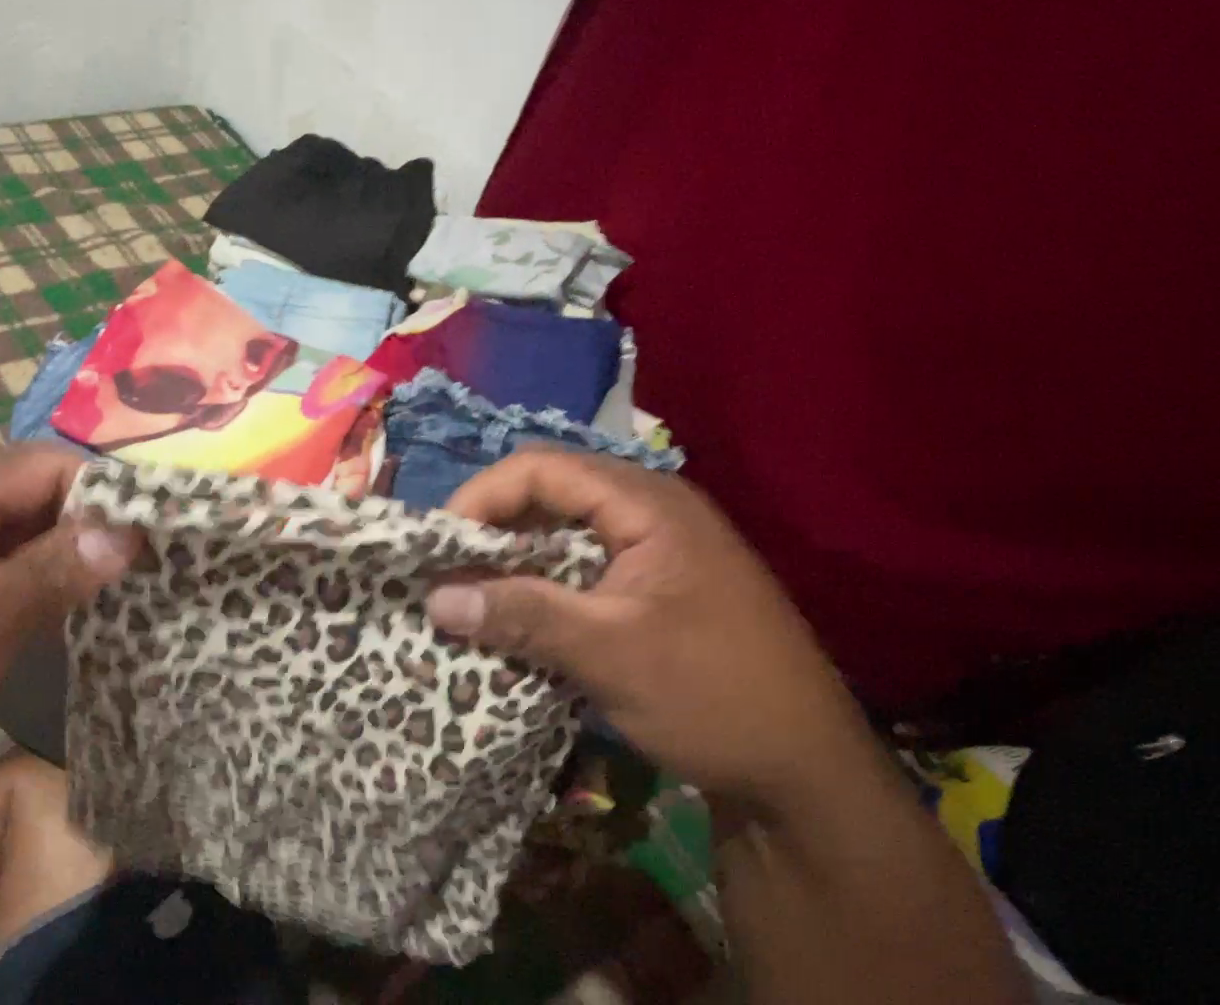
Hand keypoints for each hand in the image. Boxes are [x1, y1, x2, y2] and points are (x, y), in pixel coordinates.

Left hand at [0, 448, 136, 819]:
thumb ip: (53, 570)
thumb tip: (131, 530)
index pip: (41, 465)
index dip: (106, 487)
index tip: (166, 521)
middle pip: (37, 495)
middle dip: (98, 520)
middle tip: (164, 553)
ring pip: (28, 535)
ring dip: (78, 552)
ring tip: (144, 575)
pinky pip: (10, 570)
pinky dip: (50, 581)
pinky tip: (92, 602)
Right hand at [425, 448, 885, 813]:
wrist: (806, 772)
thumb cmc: (714, 696)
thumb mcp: (611, 654)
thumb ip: (523, 616)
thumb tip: (434, 598)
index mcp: (649, 506)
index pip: (541, 469)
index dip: (480, 497)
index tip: (438, 547)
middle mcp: (651, 513)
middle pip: (548, 495)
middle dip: (490, 529)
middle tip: (445, 574)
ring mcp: (654, 552)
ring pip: (560, 534)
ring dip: (511, 562)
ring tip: (468, 598)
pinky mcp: (652, 590)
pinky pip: (579, 569)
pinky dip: (539, 587)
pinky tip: (514, 621)